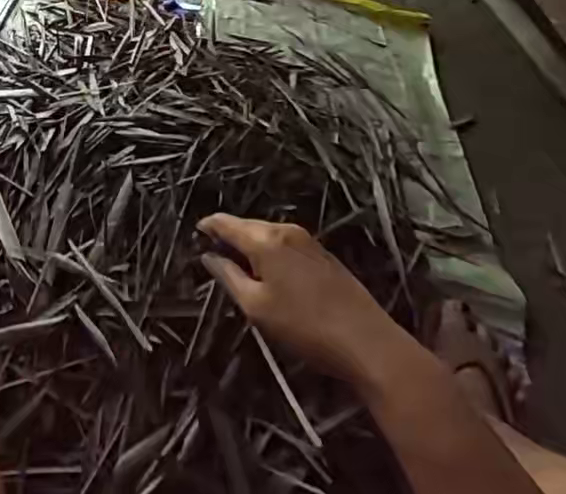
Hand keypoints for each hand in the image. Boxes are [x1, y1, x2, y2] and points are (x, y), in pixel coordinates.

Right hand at [198, 213, 409, 386]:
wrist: (368, 342)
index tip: (196, 230)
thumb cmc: (305, 326)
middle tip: (213, 247)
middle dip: (230, 233)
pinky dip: (271, 250)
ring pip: (269, 234)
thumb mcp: (257, 307)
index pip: (228, 223)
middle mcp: (287, 231)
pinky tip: (270, 270)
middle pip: (249, 226)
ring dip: (251, 243)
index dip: (210, 225)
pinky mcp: (324, 256)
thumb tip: (209, 257)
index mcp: (266, 240)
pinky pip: (286, 244)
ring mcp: (309, 241)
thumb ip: (229, 277)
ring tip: (238, 260)